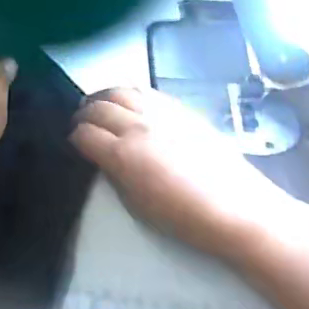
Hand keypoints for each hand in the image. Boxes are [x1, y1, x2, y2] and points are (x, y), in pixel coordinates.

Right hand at [69, 88, 308, 263]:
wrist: (235, 207)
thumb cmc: (183, 217)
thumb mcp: (136, 204)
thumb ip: (115, 174)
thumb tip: (103, 157)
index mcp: (123, 153)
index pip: (85, 134)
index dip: (74, 137)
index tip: (73, 142)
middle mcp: (138, 125)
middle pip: (99, 107)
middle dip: (84, 113)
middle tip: (80, 122)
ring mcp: (161, 112)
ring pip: (122, 91)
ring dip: (104, 96)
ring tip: (99, 104)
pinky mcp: (181, 109)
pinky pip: (146, 91)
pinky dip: (129, 93)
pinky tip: (129, 101)